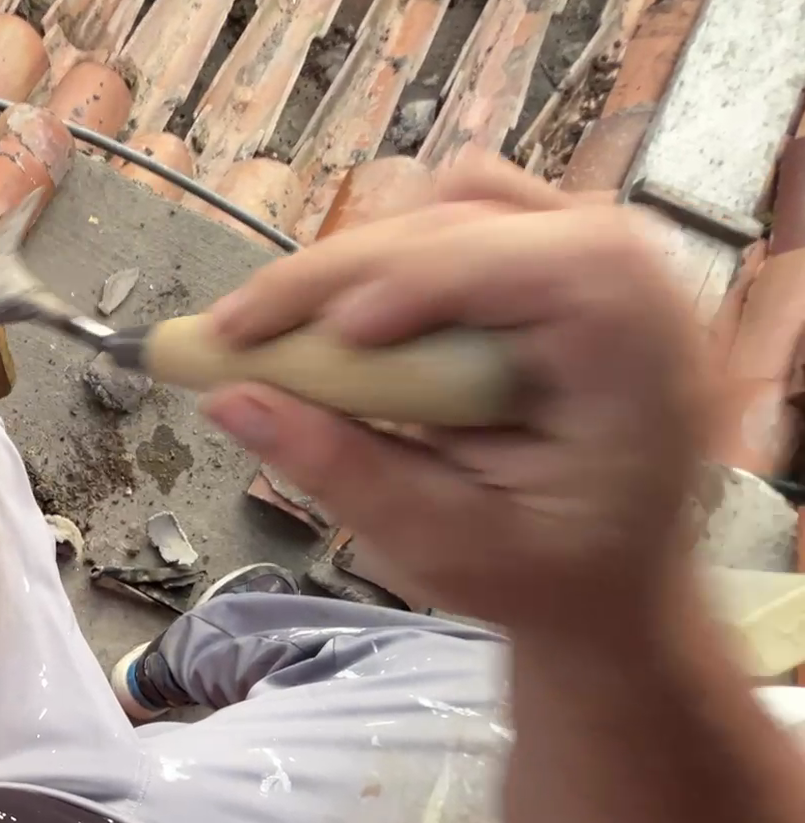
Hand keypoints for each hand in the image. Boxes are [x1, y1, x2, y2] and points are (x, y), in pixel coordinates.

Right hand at [201, 154, 706, 636]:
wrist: (600, 571)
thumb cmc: (533, 572)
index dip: (437, 277)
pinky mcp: (532, 274)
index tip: (334, 333)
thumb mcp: (430, 541)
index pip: (558, 270)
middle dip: (337, 273)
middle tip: (230, 330)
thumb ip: (332, 468)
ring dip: (340, 265)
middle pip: (473, 227)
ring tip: (257, 324)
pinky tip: (327, 305)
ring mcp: (578, 271)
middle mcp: (625, 293)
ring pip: (448, 213)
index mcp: (636, 370)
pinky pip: (454, 220)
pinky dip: (376, 253)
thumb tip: (222, 399)